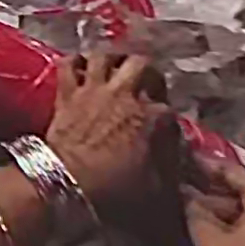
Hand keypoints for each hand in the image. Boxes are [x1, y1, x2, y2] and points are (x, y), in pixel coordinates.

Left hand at [44, 54, 173, 227]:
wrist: (68, 180)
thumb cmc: (115, 189)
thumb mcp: (156, 189)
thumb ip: (169, 172)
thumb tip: (177, 168)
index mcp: (149, 117)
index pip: (169, 109)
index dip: (170, 119)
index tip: (167, 130)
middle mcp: (123, 94)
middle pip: (141, 64)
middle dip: (148, 72)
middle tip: (148, 84)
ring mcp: (93, 88)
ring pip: (104, 55)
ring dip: (111, 59)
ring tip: (116, 67)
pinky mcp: (67, 90)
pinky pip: (68, 63)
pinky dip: (74, 62)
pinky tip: (80, 67)